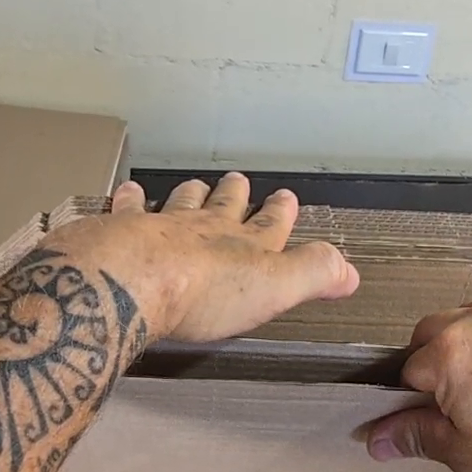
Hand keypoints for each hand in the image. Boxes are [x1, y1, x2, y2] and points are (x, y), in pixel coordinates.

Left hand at [47, 173, 360, 341]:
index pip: (270, 226)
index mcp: (244, 246)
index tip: (287, 197)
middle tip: (238, 180)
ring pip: (181, 203)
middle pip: (224, 206)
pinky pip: (127, 208)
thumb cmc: (205, 291)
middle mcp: (205, 229)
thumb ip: (313, 274)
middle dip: (235, 195)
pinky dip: (129, 199)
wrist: (133, 280)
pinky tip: (127, 192)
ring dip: (191, 194)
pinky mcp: (120, 233)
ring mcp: (161, 227)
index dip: (280, 213)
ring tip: (195, 184)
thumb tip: (351, 270)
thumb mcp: (275, 288)